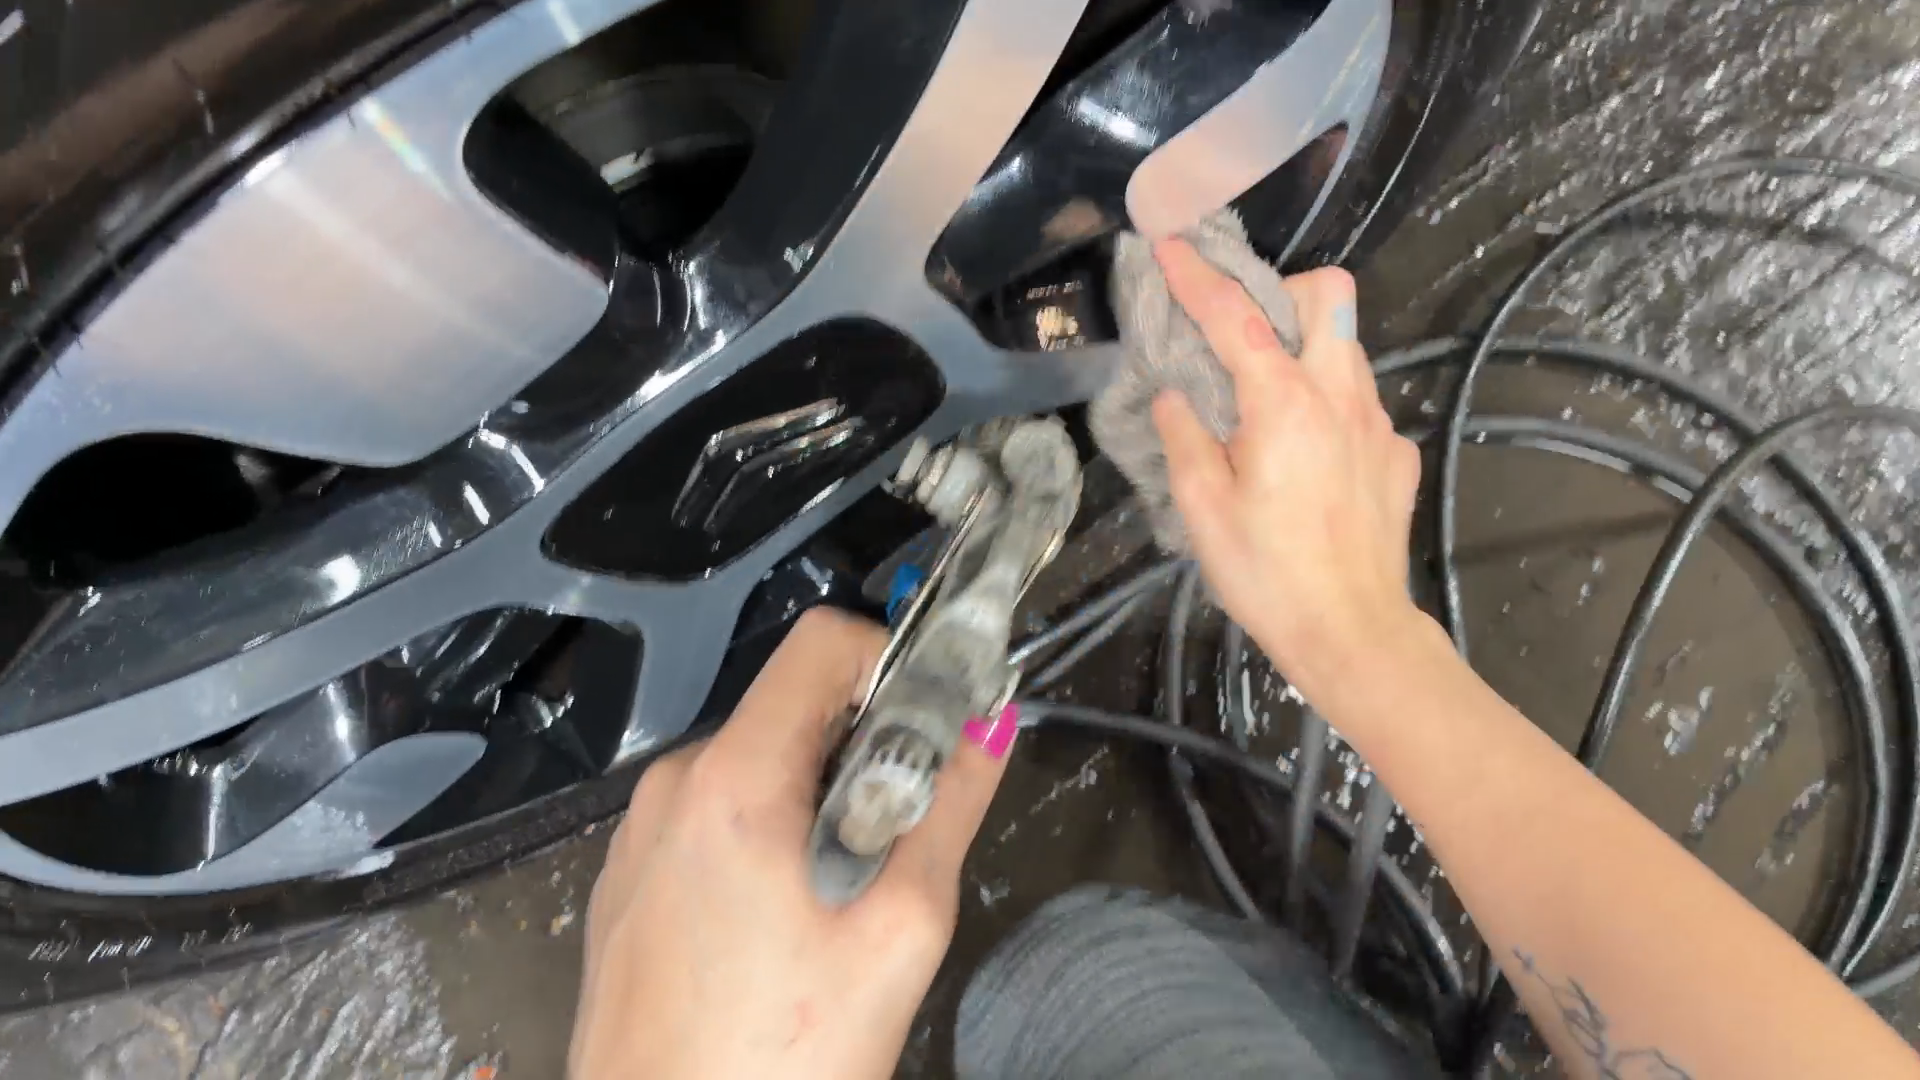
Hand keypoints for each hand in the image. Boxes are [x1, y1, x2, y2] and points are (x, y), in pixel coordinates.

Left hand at [568, 608, 1013, 1079]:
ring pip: (758, 758)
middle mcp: (674, 781)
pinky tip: (781, 914)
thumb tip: (992, 722)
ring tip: (839, 886)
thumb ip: (950, 806)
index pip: (820, 642)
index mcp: (734, 777)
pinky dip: (766, 827)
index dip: (886, 660)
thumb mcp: (902, 927)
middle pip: (792, 704)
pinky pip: (716, 809)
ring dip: (816, 792)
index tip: (923, 722)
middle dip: (860, 743)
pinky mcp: (630, 872)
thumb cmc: (790, 1058)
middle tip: (895, 826)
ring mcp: (641, 828)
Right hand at [1150, 241, 1427, 698]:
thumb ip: (1184, 437)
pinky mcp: (1395, 454)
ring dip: (1303, 347)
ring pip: (1348, 345)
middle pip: (1330, 294)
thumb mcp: (1201, 506)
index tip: (1170, 244)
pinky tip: (1304, 456)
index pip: (1234, 317)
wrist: (1350, 629)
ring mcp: (1377, 423)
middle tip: (1244, 332)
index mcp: (1283, 404)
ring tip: (1263, 399)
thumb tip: (1175, 398)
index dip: (1196, 276)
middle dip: (1283, 289)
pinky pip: (1359, 401)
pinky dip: (1325, 404)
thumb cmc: (1265, 570)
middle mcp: (1341, 396)